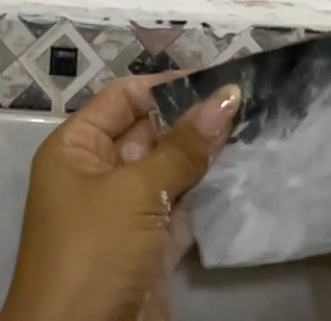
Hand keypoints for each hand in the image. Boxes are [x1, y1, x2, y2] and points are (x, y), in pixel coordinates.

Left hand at [0, 75, 241, 320]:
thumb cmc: (94, 250)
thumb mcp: (135, 192)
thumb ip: (183, 147)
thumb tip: (226, 97)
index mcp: (76, 147)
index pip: (124, 99)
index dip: (168, 87)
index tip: (218, 80)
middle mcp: (96, 173)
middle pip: (148, 133)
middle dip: (191, 121)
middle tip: (247, 104)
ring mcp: (122, 213)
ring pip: (167, 171)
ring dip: (204, 158)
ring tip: (254, 131)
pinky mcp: (146, 250)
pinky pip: (177, 209)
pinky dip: (205, 197)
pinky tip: (241, 177)